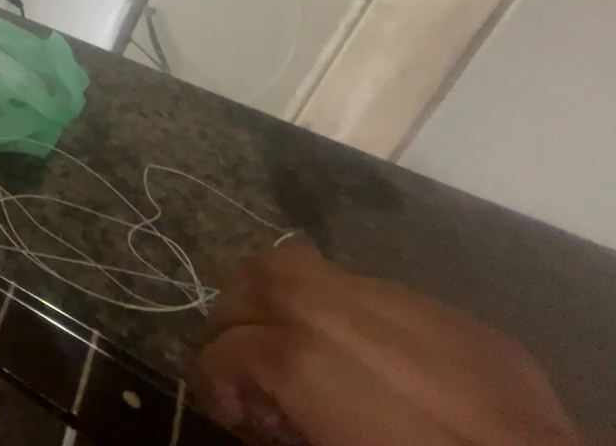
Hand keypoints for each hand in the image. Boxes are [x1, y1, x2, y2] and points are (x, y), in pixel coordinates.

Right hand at [195, 243, 578, 445]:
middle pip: (267, 278)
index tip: (226, 407)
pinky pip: (377, 294)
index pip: (237, 345)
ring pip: (312, 264)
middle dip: (236, 314)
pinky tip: (366, 360)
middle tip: (241, 361)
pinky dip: (347, 315)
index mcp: (322, 373)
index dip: (212, 373)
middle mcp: (359, 323)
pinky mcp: (471, 324)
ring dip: (280, 297)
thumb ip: (285, 419)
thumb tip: (244, 400)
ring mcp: (423, 315)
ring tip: (287, 342)